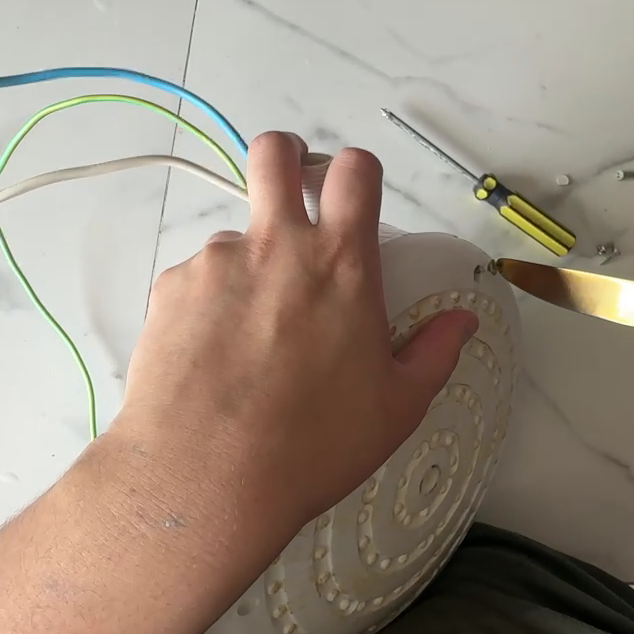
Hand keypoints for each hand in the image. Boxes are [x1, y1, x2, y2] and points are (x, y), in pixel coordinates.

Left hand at [108, 132, 476, 539]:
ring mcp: (215, 263)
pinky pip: (197, 279)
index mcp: (340, 263)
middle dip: (286, 157)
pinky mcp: (169, 290)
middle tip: (293, 198)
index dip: (357, 171)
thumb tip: (463, 321)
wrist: (205, 479)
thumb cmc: (315, 443)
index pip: (354, 170)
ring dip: (250, 264)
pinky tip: (214, 358)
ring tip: (251, 336)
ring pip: (236, 236)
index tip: (353, 198)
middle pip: (273, 154)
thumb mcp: (397, 406)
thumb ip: (435, 352)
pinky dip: (211, 303)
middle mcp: (275, 245)